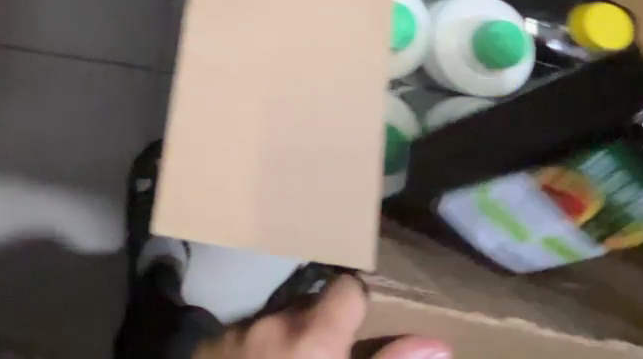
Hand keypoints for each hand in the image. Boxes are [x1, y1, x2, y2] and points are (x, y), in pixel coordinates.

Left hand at [192, 275, 449, 358]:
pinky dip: (253, 358)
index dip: (359, 307)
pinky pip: (240, 342)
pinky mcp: (205, 351)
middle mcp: (273, 324)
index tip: (367, 327)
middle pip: (310, 309)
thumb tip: (437, 344)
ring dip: (286, 348)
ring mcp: (233, 336)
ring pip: (273, 328)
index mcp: (313, 338)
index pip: (348, 289)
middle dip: (323, 332)